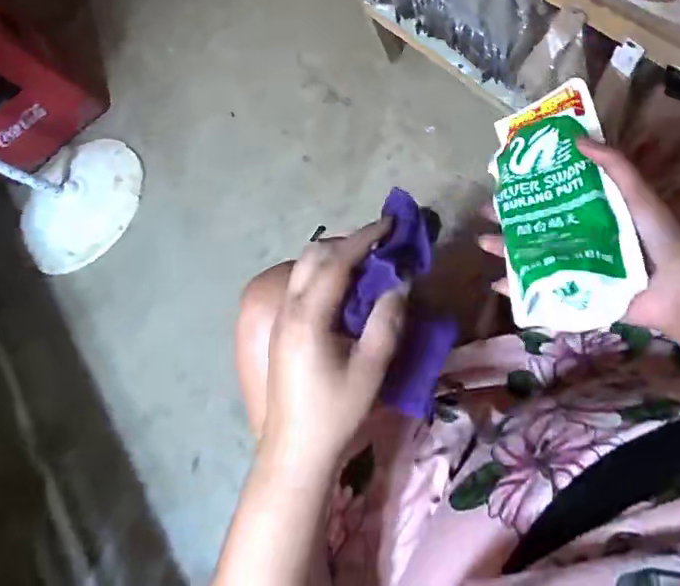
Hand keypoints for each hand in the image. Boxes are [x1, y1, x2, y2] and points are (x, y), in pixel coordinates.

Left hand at [262, 217, 406, 478]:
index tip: (390, 224)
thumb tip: (399, 283)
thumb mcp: (371, 369)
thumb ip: (386, 320)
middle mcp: (288, 309)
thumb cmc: (335, 412)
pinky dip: (324, 271)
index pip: (336, 261)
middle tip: (381, 241)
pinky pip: (301, 283)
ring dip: (334, 254)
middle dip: (348, 240)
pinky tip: (347, 286)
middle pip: (313, 255)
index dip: (365, 238)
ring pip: (303, 267)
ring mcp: (280, 319)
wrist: (295, 454)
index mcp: (308, 316)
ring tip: (367, 259)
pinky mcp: (281, 330)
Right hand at [478, 138, 679, 338]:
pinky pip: (543, 292)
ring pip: (533, 256)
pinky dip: (519, 290)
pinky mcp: (576, 296)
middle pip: (537, 225)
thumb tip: (577, 139)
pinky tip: (497, 285)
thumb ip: (613, 164)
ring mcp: (576, 268)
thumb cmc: (658, 237)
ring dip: (507, 250)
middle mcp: (580, 238)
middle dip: (509, 219)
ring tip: (483, 242)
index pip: (554, 196)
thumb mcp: (637, 192)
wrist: (677, 289)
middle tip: (483, 212)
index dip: (529, 188)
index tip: (505, 180)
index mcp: (593, 212)